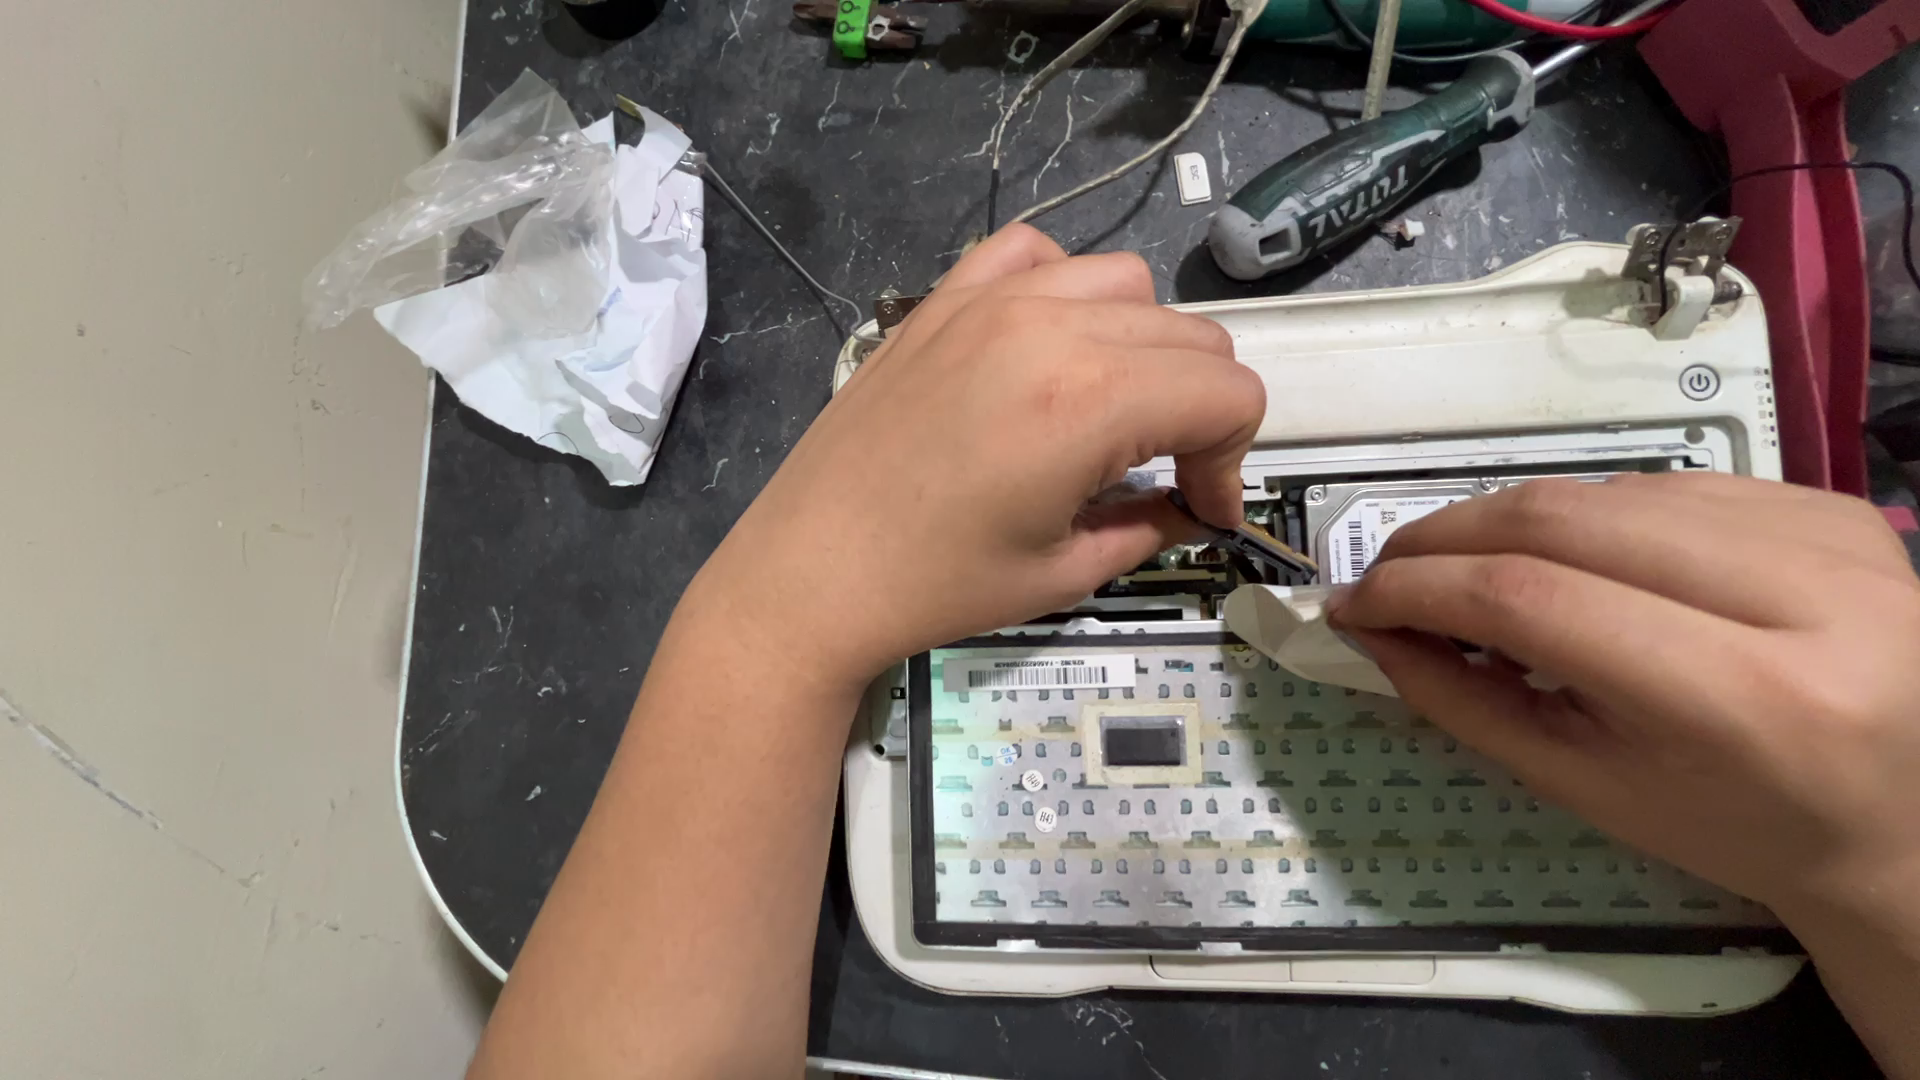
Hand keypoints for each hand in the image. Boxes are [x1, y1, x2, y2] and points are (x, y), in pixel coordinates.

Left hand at [690, 225, 1263, 687]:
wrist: (812, 570)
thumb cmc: (935, 586)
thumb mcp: (1064, 574)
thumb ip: (1151, 527)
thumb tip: (1192, 507)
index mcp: (1090, 399)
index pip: (1229, 393)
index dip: (1233, 460)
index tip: (1200, 509)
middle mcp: (1051, 326)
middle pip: (1193, 337)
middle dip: (1200, 412)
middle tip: (1161, 474)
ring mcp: (990, 300)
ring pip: (1128, 284)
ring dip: (1144, 350)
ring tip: (1105, 412)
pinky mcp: (942, 300)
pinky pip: (1035, 255)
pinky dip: (1064, 291)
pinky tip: (1046, 345)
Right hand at [1328, 472, 1919, 929]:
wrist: (1906, 820)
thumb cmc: (1728, 824)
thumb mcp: (1572, 780)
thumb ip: (1454, 696)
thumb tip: (1369, 625)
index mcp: (1744, 700)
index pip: (1526, 598)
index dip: (1414, 588)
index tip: (1352, 604)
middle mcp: (1804, 598)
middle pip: (1551, 521)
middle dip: (1436, 540)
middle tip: (1386, 576)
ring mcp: (1826, 537)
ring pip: (1590, 492)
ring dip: (1492, 526)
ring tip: (1461, 574)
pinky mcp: (1825, 507)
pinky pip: (1645, 488)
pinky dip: (1568, 520)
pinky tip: (1563, 564)